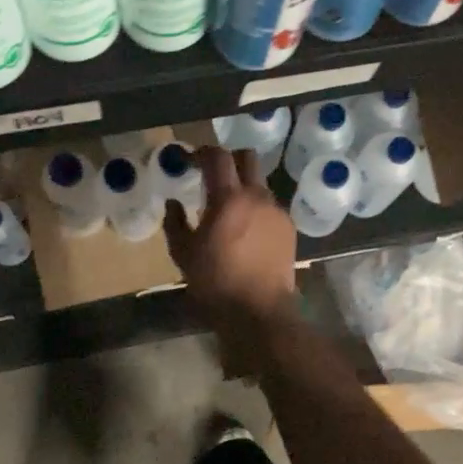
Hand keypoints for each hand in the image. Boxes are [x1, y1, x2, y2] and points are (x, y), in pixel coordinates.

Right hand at [164, 146, 296, 331]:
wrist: (259, 311)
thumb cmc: (215, 283)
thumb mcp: (184, 254)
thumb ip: (175, 223)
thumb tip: (173, 204)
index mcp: (228, 198)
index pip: (218, 156)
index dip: (202, 152)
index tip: (191, 160)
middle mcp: (257, 196)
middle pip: (247, 158)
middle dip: (229, 160)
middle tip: (213, 175)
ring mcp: (277, 211)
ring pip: (260, 184)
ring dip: (244, 187)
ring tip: (230, 209)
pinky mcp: (289, 228)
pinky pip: (270, 207)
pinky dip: (257, 208)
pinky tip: (247, 230)